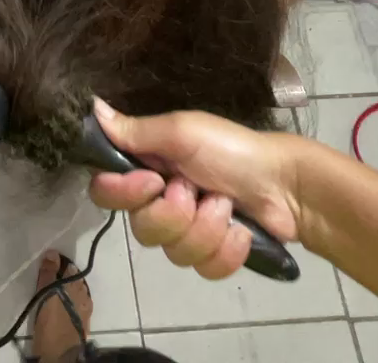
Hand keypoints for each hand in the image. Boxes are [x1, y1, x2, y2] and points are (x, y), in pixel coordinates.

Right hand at [86, 99, 306, 280]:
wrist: (285, 184)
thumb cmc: (230, 148)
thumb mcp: (182, 132)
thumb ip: (136, 130)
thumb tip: (92, 107)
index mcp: (145, 167)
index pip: (105, 192)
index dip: (123, 193)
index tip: (153, 181)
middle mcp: (158, 201)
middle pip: (140, 229)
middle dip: (174, 214)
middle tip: (195, 190)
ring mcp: (185, 231)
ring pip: (173, 252)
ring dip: (206, 228)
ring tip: (225, 205)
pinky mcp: (211, 255)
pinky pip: (204, 270)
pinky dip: (226, 250)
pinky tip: (240, 231)